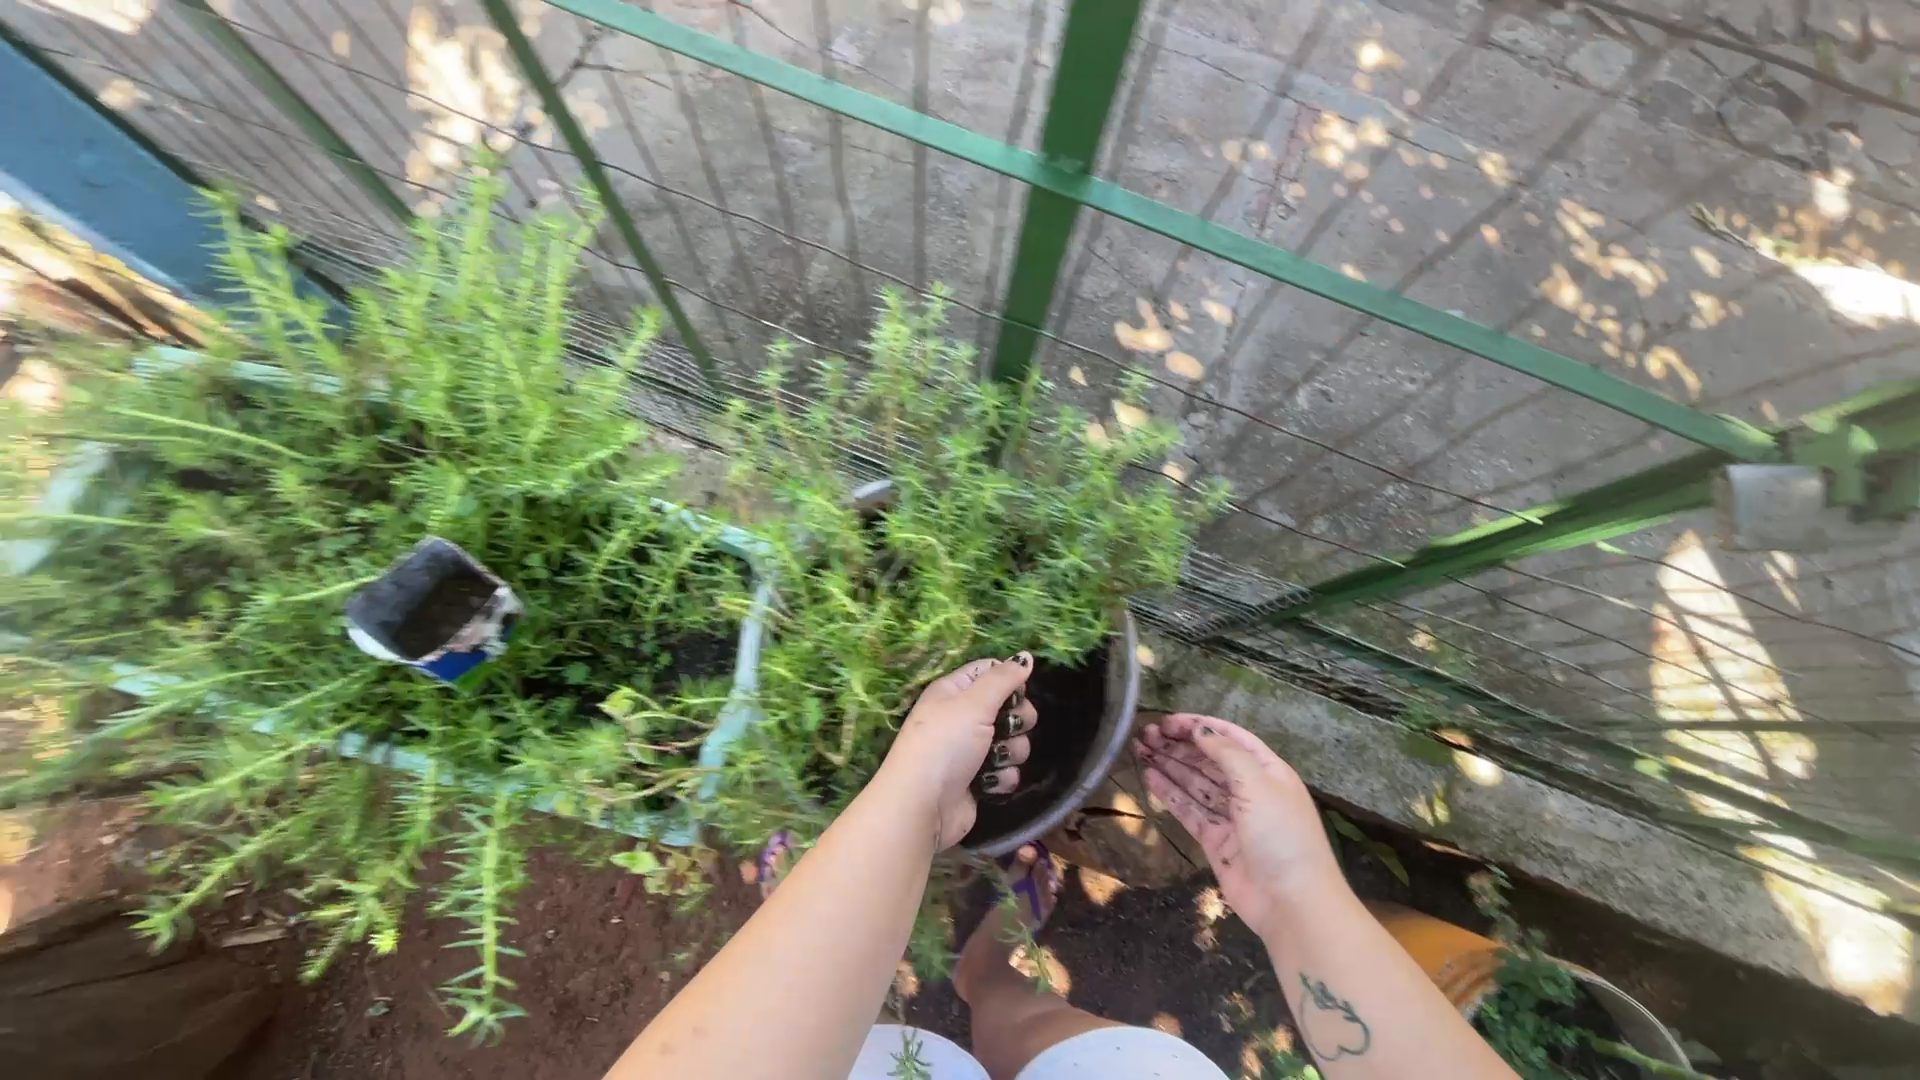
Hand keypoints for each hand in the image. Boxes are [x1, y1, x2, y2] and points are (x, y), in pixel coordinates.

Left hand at [876, 653, 1036, 849]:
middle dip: (1017, 720)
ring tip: (994, 760)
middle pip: (1008, 707)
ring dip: (1011, 751)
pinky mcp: (979, 780)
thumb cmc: (945, 744)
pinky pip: (1006, 770)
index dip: (1009, 679)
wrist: (923, 806)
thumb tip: (1026, 656)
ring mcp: (970, 750)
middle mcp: (962, 717)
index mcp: (954, 691)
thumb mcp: (974, 703)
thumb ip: (1003, 679)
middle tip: (1007, 727)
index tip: (1019, 691)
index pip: (990, 672)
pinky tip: (988, 784)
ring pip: (1012, 741)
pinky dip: (1002, 778)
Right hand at [1135, 714, 1340, 937]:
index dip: (1199, 727)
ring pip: (1196, 783)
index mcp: (1268, 771)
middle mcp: (1250, 789)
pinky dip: (1170, 793)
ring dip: (1170, 765)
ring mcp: (1232, 816)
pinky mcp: (1216, 840)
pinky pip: (1189, 810)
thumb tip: (1200, 731)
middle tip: (1145, 735)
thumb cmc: (1282, 836)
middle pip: (1209, 759)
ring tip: (1140, 750)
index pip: (1229, 738)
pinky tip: (1150, 778)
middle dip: (1179, 745)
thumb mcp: (1259, 785)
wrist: (1292, 903)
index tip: (1167, 723)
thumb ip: (1227, 754)